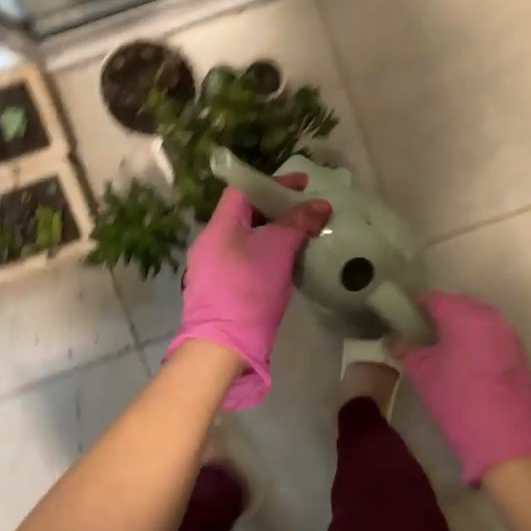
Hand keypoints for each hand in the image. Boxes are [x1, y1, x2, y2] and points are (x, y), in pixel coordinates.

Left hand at [168, 180, 330, 409]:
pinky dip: (265, 254)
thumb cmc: (249, 290)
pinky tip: (286, 262)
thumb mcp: (278, 250)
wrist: (223, 347)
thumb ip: (298, 223)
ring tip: (301, 234)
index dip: (273, 183)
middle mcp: (209, 242)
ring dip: (272, 233)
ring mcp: (211, 268)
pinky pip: (244, 260)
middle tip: (306, 210)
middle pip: (244, 214)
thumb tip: (320, 204)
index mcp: (219, 226)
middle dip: (276, 209)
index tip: (303, 184)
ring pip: (245, 239)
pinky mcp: (219, 290)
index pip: (243, 190)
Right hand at [392, 292, 530, 485]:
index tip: (402, 317)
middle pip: (459, 306)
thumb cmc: (456, 398)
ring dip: (460, 330)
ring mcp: (508, 336)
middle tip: (420, 334)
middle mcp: (490, 317)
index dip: (416, 305)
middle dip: (440, 316)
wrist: (504, 438)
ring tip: (442, 350)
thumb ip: (405, 349)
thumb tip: (391, 339)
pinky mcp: (519, 356)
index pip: (434, 298)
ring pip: (478, 322)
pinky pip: (492, 339)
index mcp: (463, 314)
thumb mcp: (422, 373)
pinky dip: (477, 344)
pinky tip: (465, 365)